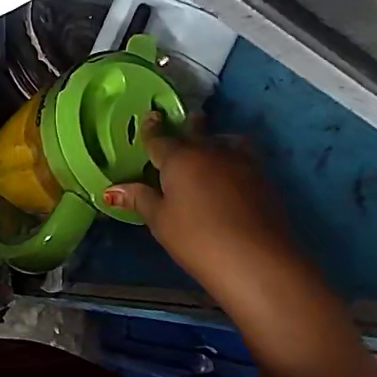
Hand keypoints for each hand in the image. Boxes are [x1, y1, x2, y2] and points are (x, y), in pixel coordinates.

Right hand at [105, 115, 311, 297]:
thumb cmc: (197, 239)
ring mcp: (241, 163)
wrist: (256, 260)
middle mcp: (210, 152)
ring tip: (213, 145)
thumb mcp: (160, 221)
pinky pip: (245, 157)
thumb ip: (139, 199)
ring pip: (226, 140)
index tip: (151, 115)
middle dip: (189, 125)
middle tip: (187, 120)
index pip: (160, 138)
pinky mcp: (264, 180)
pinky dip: (235, 157)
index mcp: (179, 159)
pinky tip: (233, 173)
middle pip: (197, 131)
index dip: (152, 128)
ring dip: (217, 138)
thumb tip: (112, 190)